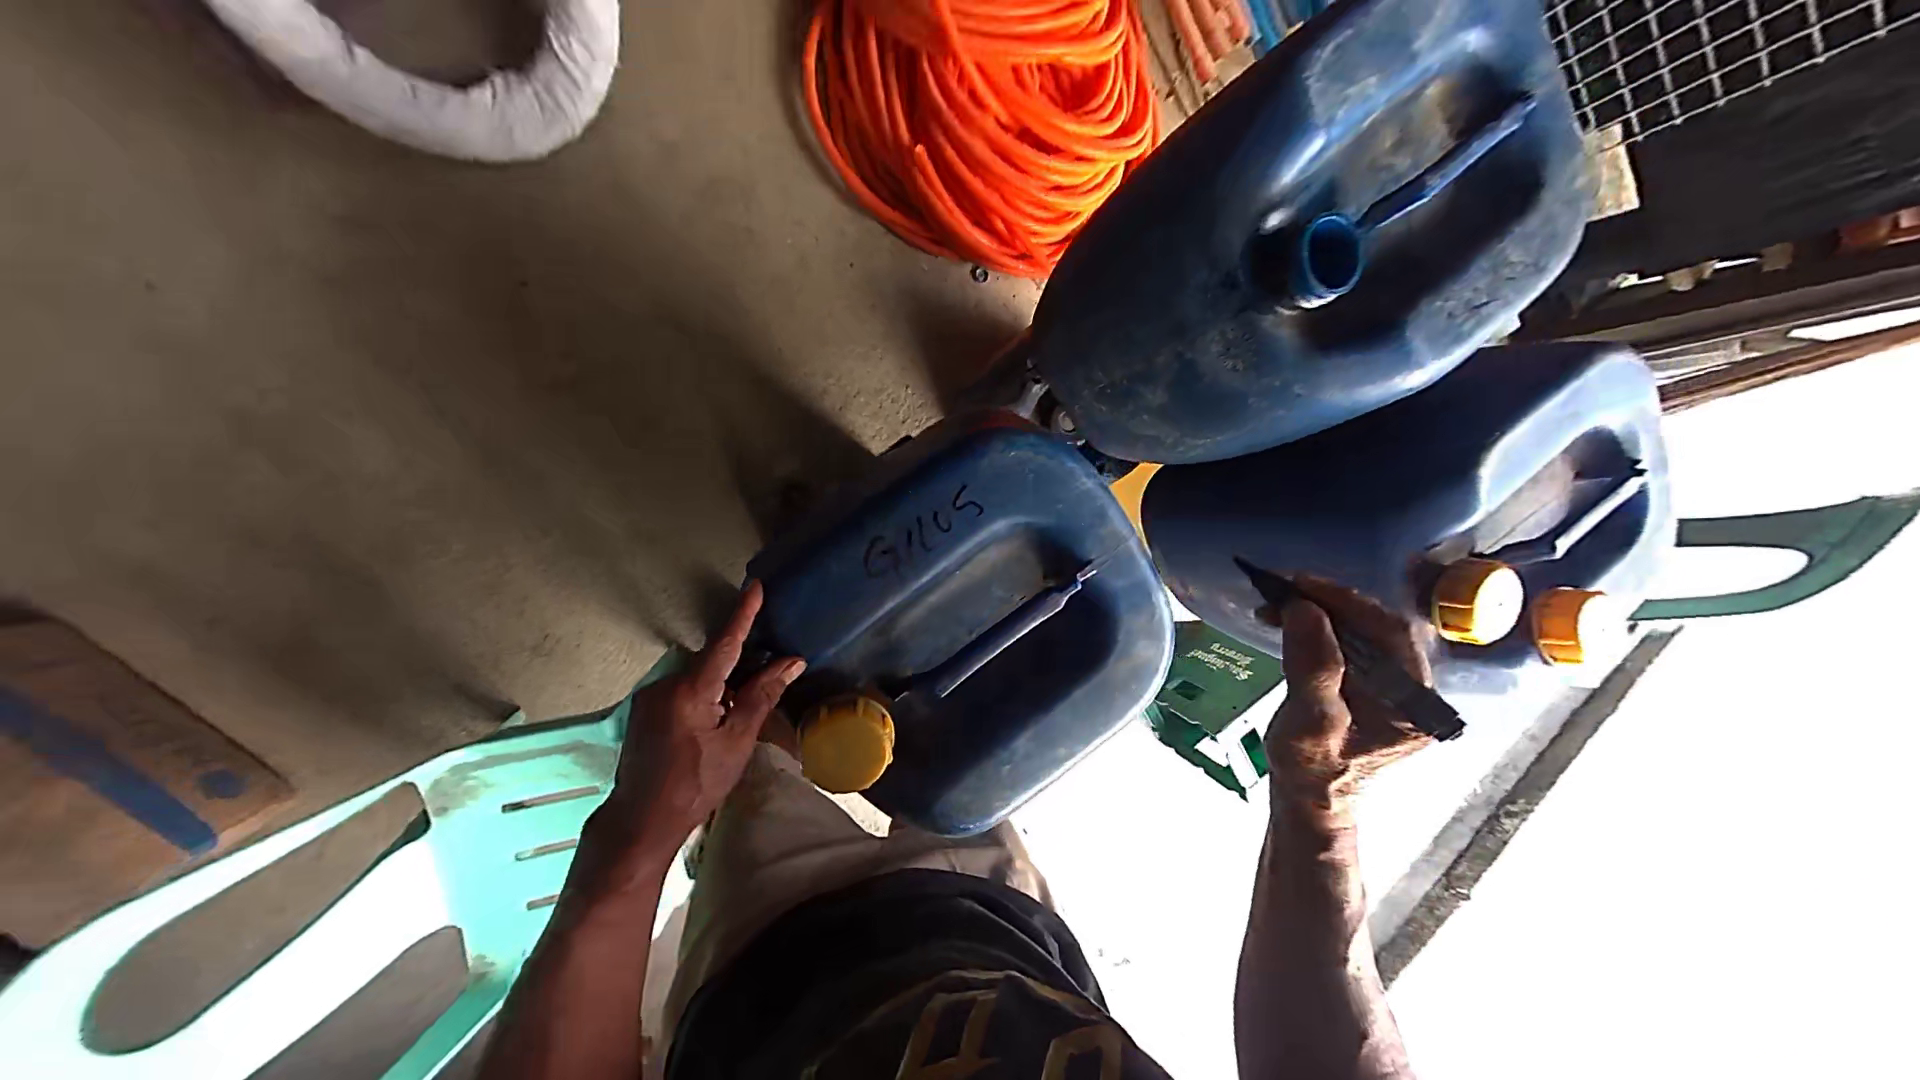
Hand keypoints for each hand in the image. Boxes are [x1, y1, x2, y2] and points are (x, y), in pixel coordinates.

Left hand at [597, 581, 804, 868]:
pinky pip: (683, 690)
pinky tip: (714, 721)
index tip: (756, 587)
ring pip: (698, 677)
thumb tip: (791, 662)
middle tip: (767, 673)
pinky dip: (705, 695)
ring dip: (722, 685)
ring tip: (738, 714)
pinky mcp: (645, 709)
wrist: (640, 821)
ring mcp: (651, 696)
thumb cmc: (696, 784)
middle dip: (740, 664)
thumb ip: (762, 695)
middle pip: (713, 661)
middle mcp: (666, 684)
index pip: (725, 643)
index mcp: (691, 690)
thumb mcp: (737, 741)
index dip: (743, 614)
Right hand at [1264, 576, 1433, 806]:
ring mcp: (1394, 684)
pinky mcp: (1371, 682)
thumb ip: (1314, 666)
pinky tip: (1292, 621)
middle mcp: (1413, 687)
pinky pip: (1350, 641)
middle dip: (1328, 602)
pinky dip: (1319, 625)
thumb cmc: (1310, 768)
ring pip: (1362, 629)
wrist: (1310, 798)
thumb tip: (1304, 608)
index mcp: (1411, 700)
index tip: (1301, 584)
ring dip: (1320, 611)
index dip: (1345, 601)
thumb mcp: (1310, 721)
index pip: (1388, 632)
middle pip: (1377, 626)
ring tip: (1279, 604)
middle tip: (1283, 589)